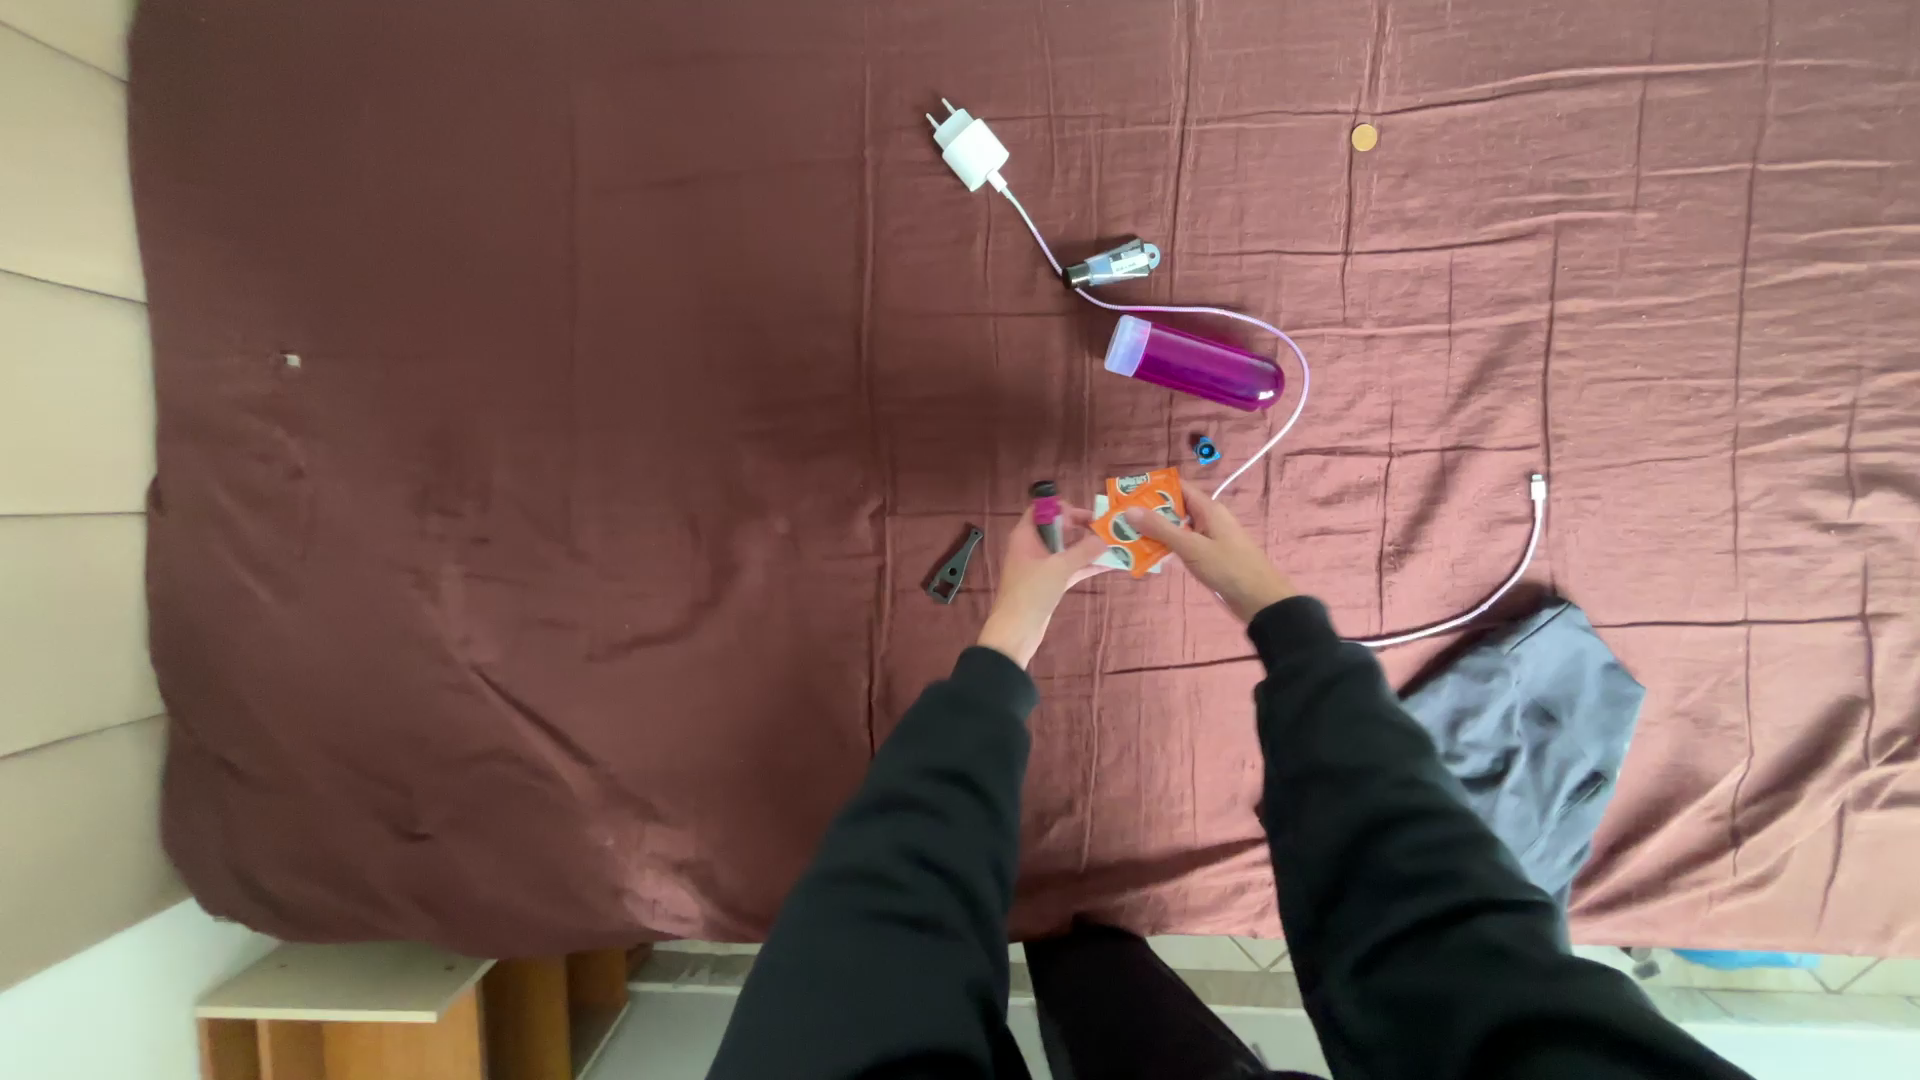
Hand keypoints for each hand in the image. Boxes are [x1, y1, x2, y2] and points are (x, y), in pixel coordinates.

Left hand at [976, 504, 1111, 667]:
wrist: (1016, 630)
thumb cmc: (1032, 592)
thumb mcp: (1060, 567)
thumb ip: (1084, 550)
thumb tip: (1105, 537)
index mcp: (1025, 535)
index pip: (1042, 509)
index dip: (1063, 508)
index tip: (1087, 515)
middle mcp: (1031, 546)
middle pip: (1057, 528)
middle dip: (1081, 527)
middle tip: (1106, 529)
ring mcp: (1040, 565)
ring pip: (1066, 549)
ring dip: (1087, 547)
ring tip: (1114, 543)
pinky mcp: (1049, 583)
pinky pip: (1069, 568)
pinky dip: (1086, 565)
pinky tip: (1109, 563)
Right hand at [1124, 489, 1294, 622]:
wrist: (1260, 600)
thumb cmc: (1228, 568)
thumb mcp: (1191, 547)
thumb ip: (1160, 529)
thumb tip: (1130, 510)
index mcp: (1208, 509)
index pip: (1177, 488)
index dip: (1153, 488)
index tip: (1127, 495)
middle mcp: (1208, 519)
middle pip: (1174, 508)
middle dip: (1148, 513)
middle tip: (1120, 519)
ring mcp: (1208, 538)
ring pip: (1177, 529)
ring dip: (1155, 532)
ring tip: (1126, 537)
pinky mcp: (1208, 556)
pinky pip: (1182, 545)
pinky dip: (1166, 547)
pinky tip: (1147, 555)